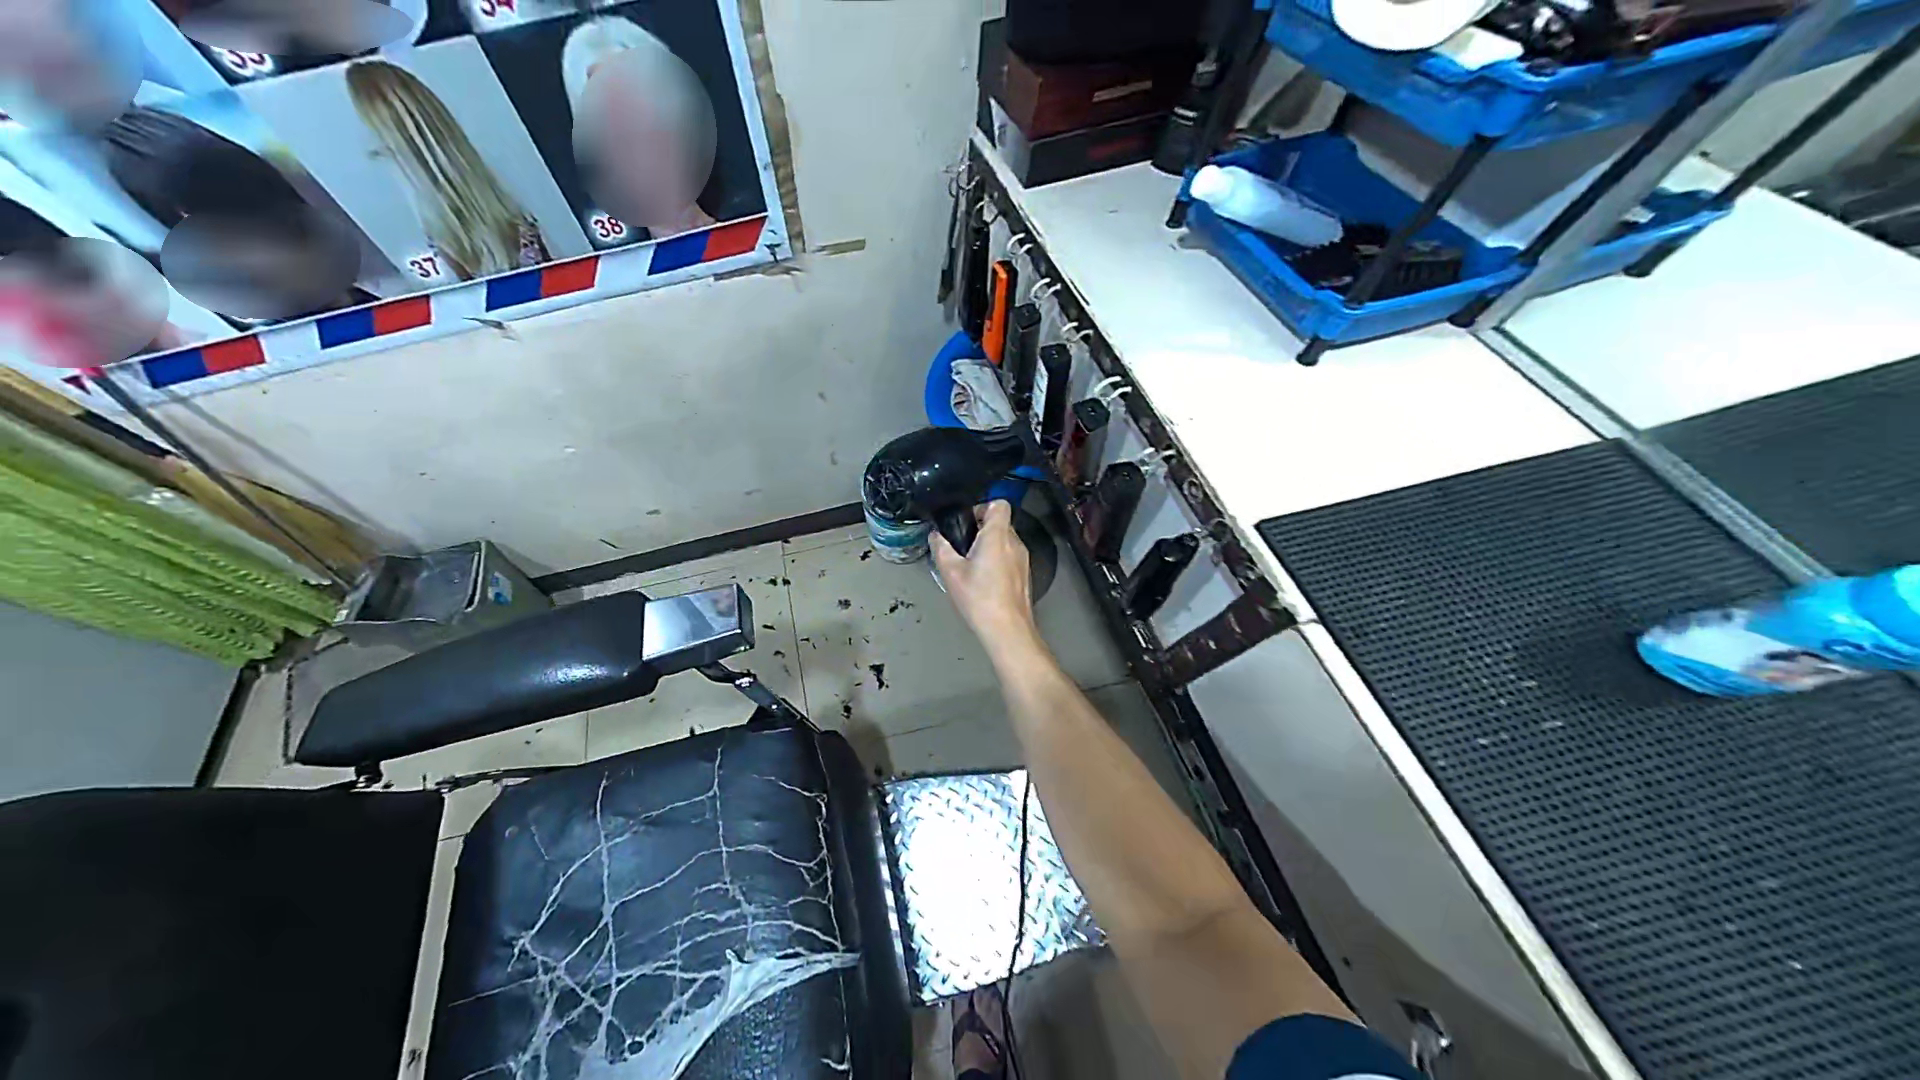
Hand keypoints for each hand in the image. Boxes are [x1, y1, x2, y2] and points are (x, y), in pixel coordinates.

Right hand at [932, 500, 1037, 649]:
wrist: (1007, 629)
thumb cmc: (980, 599)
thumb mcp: (951, 572)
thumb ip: (941, 548)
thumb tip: (935, 536)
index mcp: (998, 535)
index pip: (999, 504)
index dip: (982, 507)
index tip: (967, 521)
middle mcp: (1014, 543)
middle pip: (1001, 522)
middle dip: (981, 528)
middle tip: (963, 545)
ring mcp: (1022, 559)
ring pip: (1006, 540)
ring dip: (989, 545)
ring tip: (970, 564)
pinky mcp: (1024, 574)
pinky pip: (1010, 557)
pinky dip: (997, 560)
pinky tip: (983, 579)